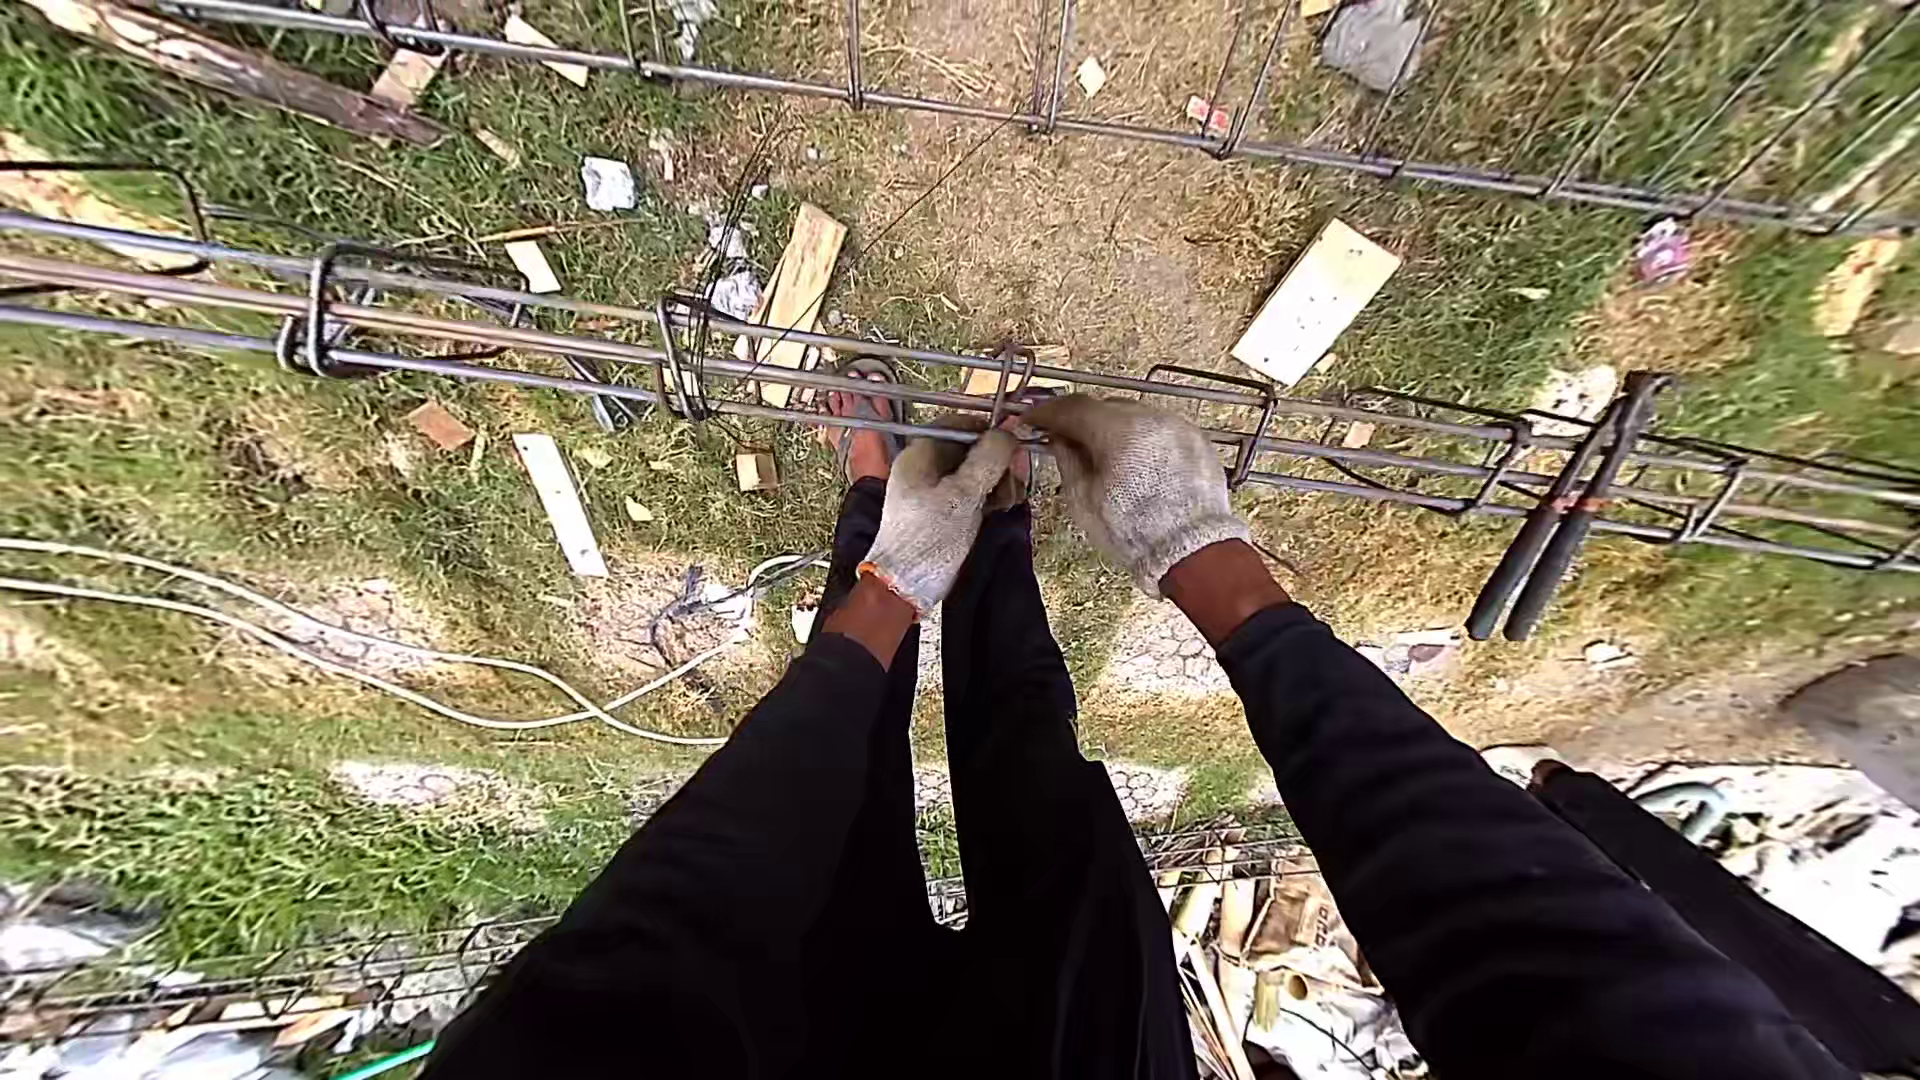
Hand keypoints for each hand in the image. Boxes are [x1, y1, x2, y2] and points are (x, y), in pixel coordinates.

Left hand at [859, 428, 1018, 614]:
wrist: (906, 585)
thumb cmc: (930, 538)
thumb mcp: (963, 495)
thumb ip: (987, 459)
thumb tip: (1009, 431)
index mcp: (921, 454)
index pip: (960, 425)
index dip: (989, 431)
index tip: (1014, 446)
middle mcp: (927, 467)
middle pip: (972, 448)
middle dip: (997, 462)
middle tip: (1013, 482)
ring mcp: (936, 489)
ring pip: (976, 471)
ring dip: (998, 481)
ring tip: (1007, 500)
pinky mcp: (945, 510)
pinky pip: (973, 492)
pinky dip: (989, 496)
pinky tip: (1000, 508)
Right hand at [1024, 394, 1249, 594]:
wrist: (1192, 550)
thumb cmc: (1133, 532)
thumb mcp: (1083, 500)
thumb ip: (1067, 460)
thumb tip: (1059, 439)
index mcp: (1119, 432)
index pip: (1074, 408)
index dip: (1047, 412)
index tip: (1033, 419)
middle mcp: (1150, 419)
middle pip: (1104, 407)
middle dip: (1080, 420)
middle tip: (1063, 437)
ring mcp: (1176, 426)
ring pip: (1132, 415)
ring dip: (1111, 428)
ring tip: (1101, 454)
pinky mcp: (1194, 438)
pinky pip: (1157, 428)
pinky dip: (1139, 438)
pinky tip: (1132, 461)